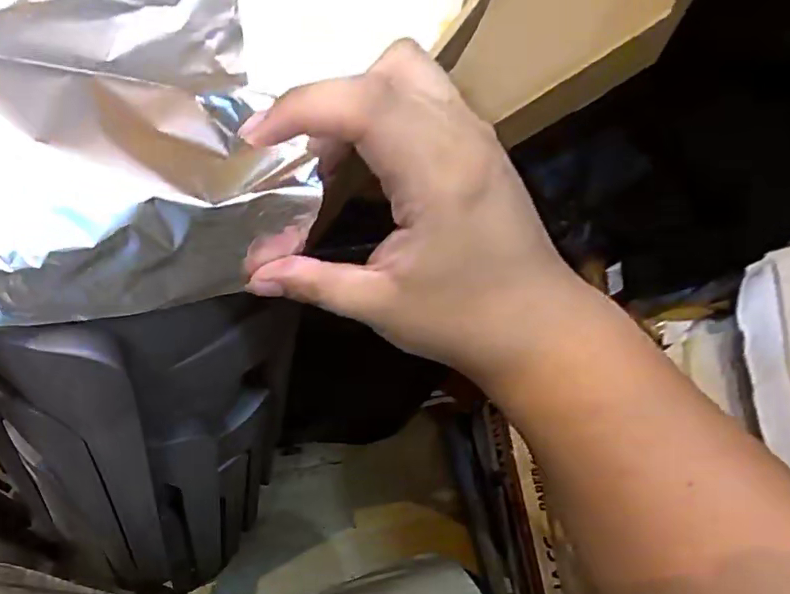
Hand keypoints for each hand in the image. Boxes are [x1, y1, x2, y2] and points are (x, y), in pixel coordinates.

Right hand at [240, 41, 598, 384]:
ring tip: (326, 164)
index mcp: (436, 170)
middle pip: (386, 69)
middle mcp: (461, 134)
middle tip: (296, 157)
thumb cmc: (460, 320)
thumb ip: (314, 282)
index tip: (254, 138)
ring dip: (357, 104)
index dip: (299, 107)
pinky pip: (424, 101)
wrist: (534, 327)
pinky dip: (382, 118)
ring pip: (409, 75)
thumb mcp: (378, 305)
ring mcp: (475, 134)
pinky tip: (364, 170)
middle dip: (327, 101)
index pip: (362, 101)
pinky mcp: (479, 147)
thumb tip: (257, 276)